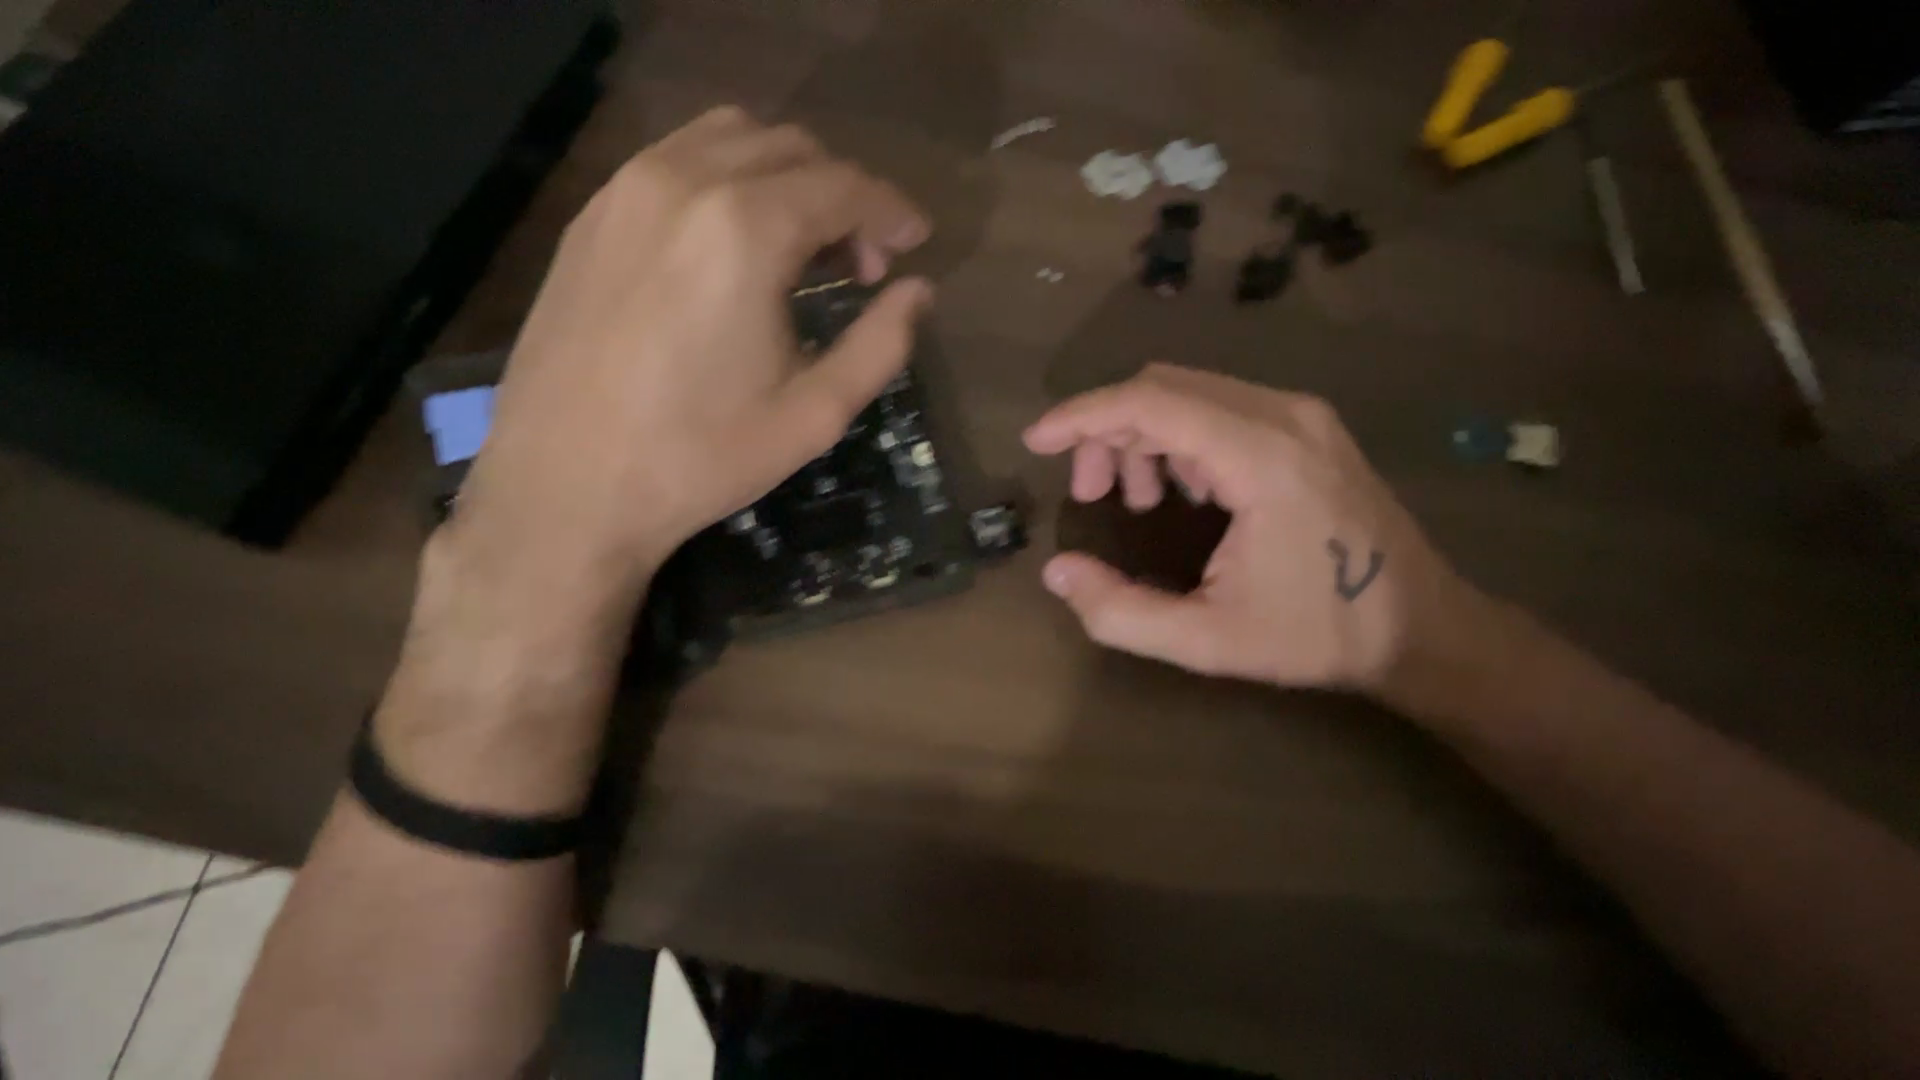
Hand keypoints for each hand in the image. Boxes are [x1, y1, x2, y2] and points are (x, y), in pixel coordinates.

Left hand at [448, 106, 933, 625]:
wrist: (566, 487)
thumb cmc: (700, 457)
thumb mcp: (813, 414)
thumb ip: (880, 344)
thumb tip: (919, 292)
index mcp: (745, 230)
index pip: (843, 186)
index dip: (892, 209)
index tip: (918, 241)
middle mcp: (684, 183)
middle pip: (791, 149)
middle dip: (843, 194)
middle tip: (863, 262)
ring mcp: (626, 191)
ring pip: (729, 138)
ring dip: (785, 176)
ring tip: (802, 244)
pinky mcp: (592, 216)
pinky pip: (675, 161)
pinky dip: (725, 179)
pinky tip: (733, 244)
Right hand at [1024, 364, 1480, 693]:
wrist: (1425, 628)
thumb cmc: (1319, 635)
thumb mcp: (1207, 641)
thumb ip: (1121, 611)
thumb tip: (1057, 572)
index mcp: (1262, 458)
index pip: (1150, 402)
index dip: (1082, 416)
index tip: (1035, 441)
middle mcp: (1284, 415)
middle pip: (1165, 387)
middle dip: (1108, 431)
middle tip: (1089, 495)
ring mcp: (1303, 416)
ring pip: (1193, 392)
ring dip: (1144, 435)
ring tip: (1134, 501)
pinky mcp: (1311, 427)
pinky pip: (1223, 407)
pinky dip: (1180, 437)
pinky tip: (1182, 491)